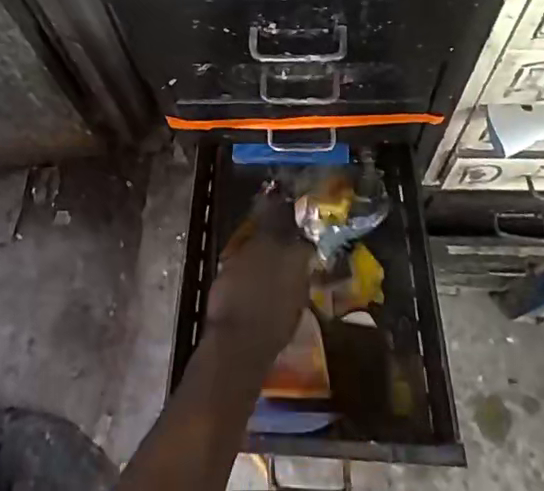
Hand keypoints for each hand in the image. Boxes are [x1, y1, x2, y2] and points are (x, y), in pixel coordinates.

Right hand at [206, 190, 313, 363]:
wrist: (238, 350)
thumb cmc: (244, 291)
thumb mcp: (254, 246)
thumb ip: (269, 219)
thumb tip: (279, 192)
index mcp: (300, 258)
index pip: (299, 231)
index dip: (284, 222)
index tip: (268, 214)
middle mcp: (304, 281)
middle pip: (294, 255)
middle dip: (278, 246)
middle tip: (254, 239)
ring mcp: (294, 307)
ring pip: (286, 277)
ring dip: (271, 269)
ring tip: (247, 264)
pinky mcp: (280, 328)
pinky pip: (275, 298)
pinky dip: (264, 290)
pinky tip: (247, 292)